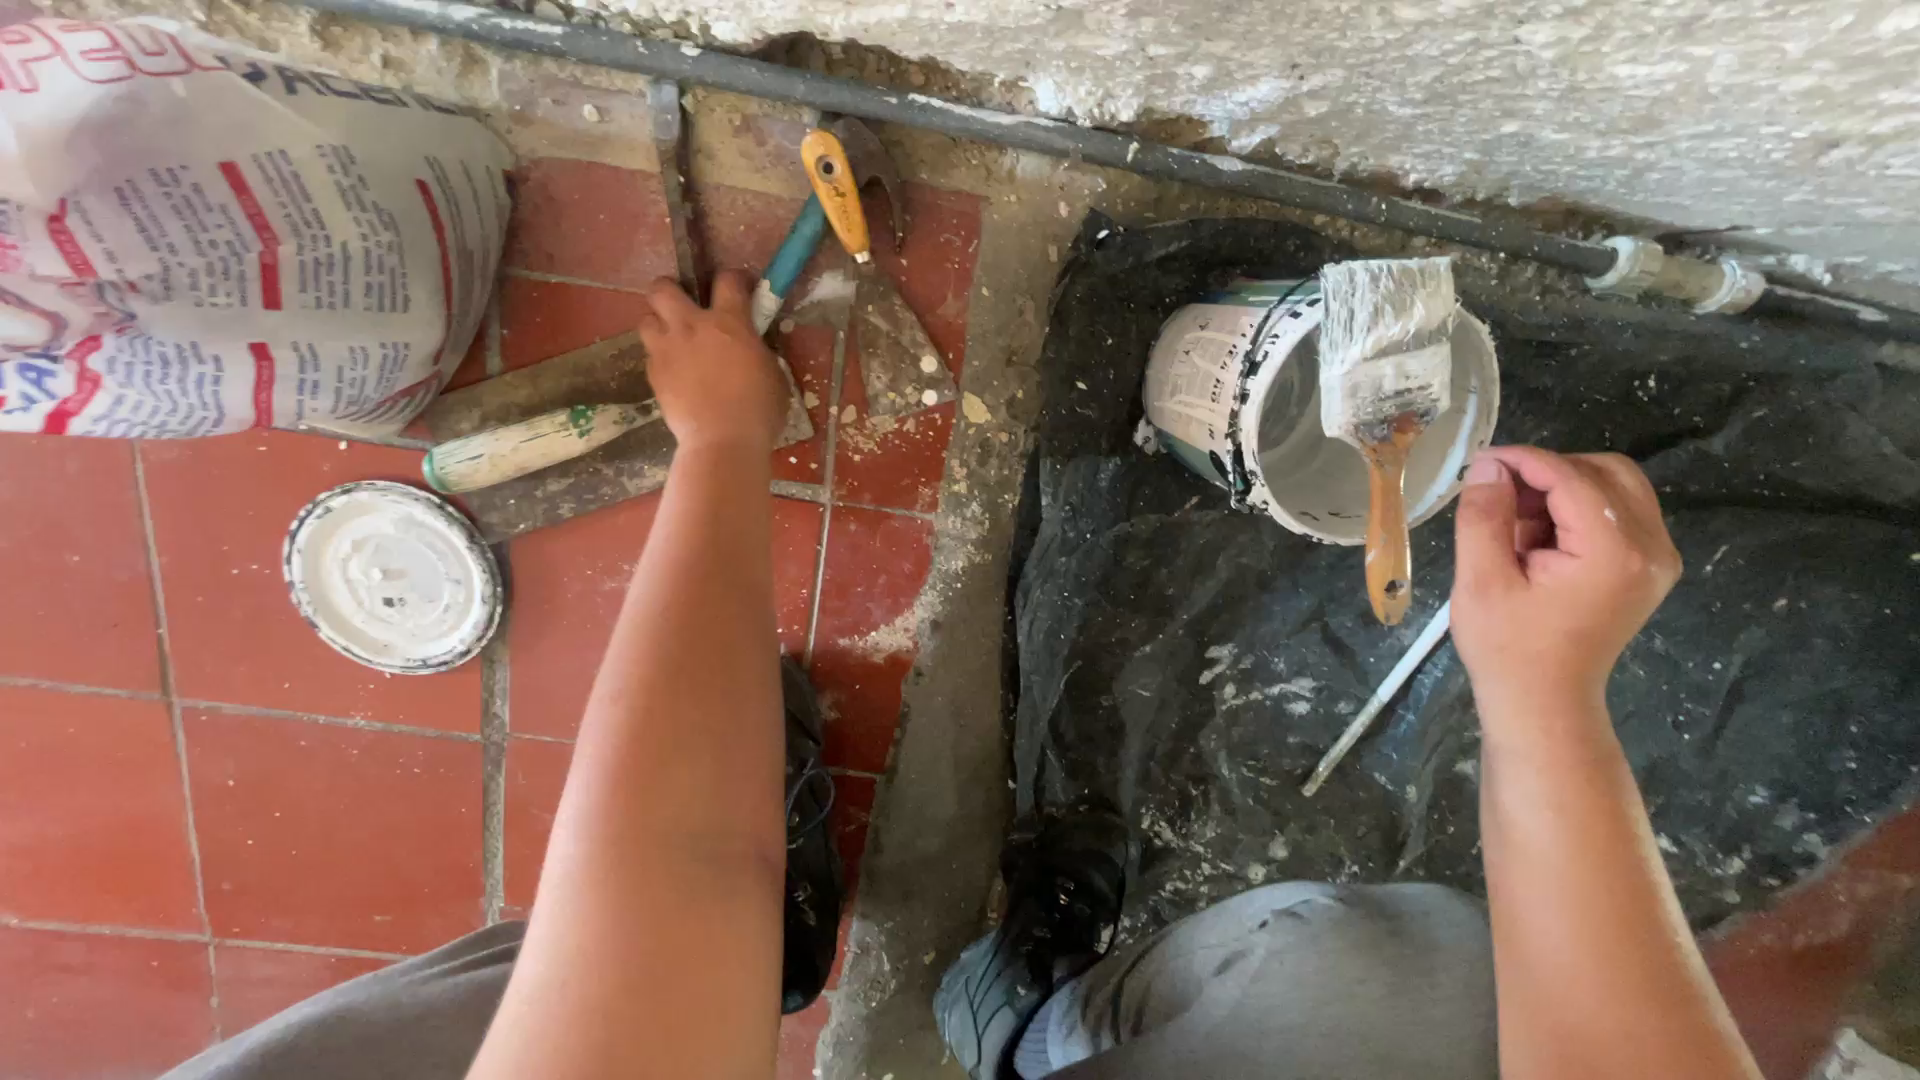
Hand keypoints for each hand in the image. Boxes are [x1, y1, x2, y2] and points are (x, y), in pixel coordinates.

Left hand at [637, 271, 785, 453]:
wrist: (723, 441)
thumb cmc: (760, 410)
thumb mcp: (772, 374)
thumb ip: (757, 351)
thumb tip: (750, 348)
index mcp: (729, 323)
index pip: (728, 280)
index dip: (735, 279)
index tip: (741, 289)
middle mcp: (692, 326)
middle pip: (662, 288)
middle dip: (671, 290)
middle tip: (685, 307)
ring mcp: (667, 350)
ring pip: (646, 318)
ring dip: (659, 324)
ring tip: (674, 340)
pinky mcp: (654, 374)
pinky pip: (651, 354)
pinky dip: (661, 358)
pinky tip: (676, 374)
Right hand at [1451, 446, 1682, 721]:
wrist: (1543, 701)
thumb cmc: (1506, 647)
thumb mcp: (1480, 581)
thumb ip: (1484, 517)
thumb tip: (1489, 465)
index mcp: (1613, 552)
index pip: (1572, 478)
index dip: (1524, 460)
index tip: (1480, 461)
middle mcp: (1652, 547)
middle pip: (1606, 471)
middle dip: (1547, 471)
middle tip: (1497, 494)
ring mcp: (1657, 558)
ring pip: (1615, 487)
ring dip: (1562, 488)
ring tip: (1514, 521)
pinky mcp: (1647, 567)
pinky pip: (1617, 512)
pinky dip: (1576, 509)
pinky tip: (1537, 537)